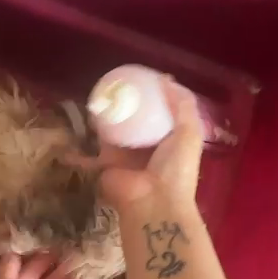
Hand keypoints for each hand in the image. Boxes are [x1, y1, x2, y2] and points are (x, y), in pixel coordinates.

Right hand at [96, 81, 204, 211]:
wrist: (151, 201)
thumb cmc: (175, 167)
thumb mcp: (189, 133)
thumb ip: (182, 105)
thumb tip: (167, 78)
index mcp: (169, 140)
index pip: (162, 113)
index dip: (156, 96)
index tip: (146, 77)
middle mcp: (147, 147)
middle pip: (137, 120)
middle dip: (130, 103)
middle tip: (120, 82)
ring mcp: (125, 154)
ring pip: (115, 128)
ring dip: (109, 113)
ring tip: (103, 91)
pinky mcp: (105, 160)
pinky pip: (96, 143)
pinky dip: (91, 129)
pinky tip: (88, 109)